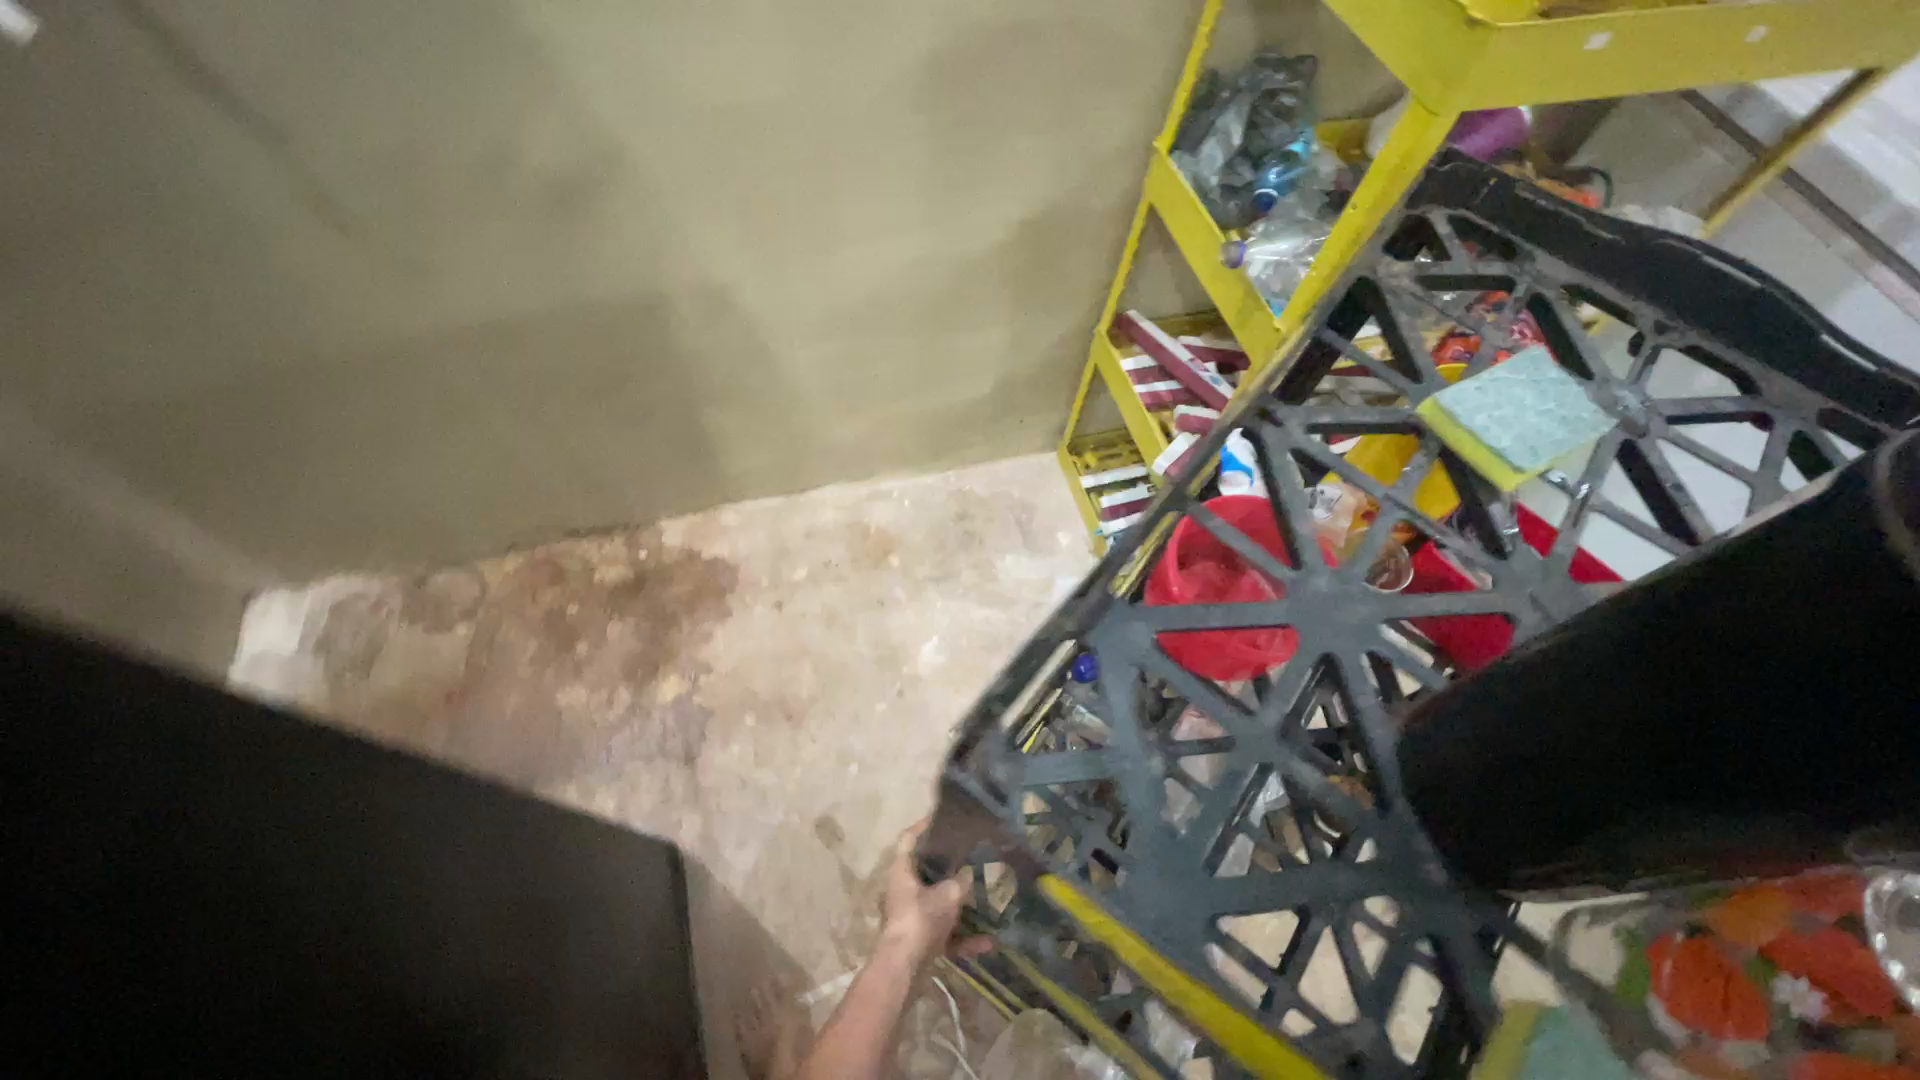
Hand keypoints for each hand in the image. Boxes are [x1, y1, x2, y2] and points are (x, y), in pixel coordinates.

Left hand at [878, 818, 990, 967]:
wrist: (904, 969)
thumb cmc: (921, 920)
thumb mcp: (948, 895)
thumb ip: (960, 882)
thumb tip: (966, 876)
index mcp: (901, 872)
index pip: (908, 839)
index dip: (923, 826)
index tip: (941, 819)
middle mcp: (902, 891)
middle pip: (925, 873)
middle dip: (949, 869)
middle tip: (970, 858)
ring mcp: (910, 917)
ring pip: (938, 905)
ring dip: (961, 908)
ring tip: (986, 903)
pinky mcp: (918, 942)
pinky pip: (943, 934)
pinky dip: (963, 938)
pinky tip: (988, 943)